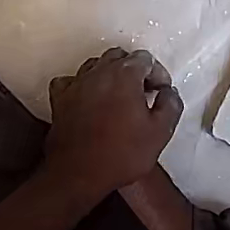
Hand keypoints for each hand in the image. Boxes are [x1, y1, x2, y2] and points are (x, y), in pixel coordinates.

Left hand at [42, 48, 184, 199]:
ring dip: (109, 75)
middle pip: (119, 57)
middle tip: (143, 93)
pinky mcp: (60, 97)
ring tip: (119, 97)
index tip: (160, 92)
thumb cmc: (121, 153)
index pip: (145, 59)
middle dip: (134, 70)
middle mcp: (98, 72)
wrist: (79, 172)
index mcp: (124, 75)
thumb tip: (168, 92)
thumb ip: (170, 105)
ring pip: (95, 65)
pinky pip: (71, 80)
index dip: (157, 74)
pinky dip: (82, 85)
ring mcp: (76, 83)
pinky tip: (89, 99)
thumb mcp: (159, 132)